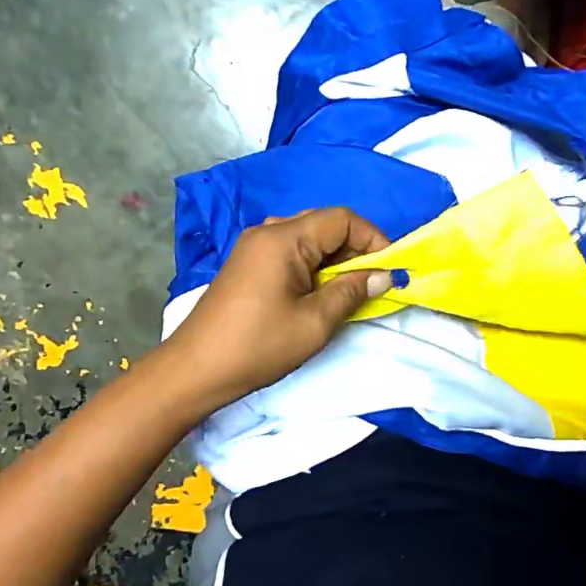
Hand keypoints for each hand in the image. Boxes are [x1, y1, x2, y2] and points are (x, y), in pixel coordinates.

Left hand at [154, 207, 392, 410]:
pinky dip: (310, 264)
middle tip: (370, 283)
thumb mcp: (314, 323)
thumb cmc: (258, 345)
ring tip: (345, 290)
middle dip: (354, 248)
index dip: (373, 238)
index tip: (389, 270)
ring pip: (306, 237)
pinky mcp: (245, 263)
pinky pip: (287, 250)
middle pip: (323, 223)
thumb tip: (383, 275)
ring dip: (332, 257)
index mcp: (283, 238)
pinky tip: (315, 292)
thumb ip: (351, 292)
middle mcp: (266, 231)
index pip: (342, 218)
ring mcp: (252, 246)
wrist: (196, 367)